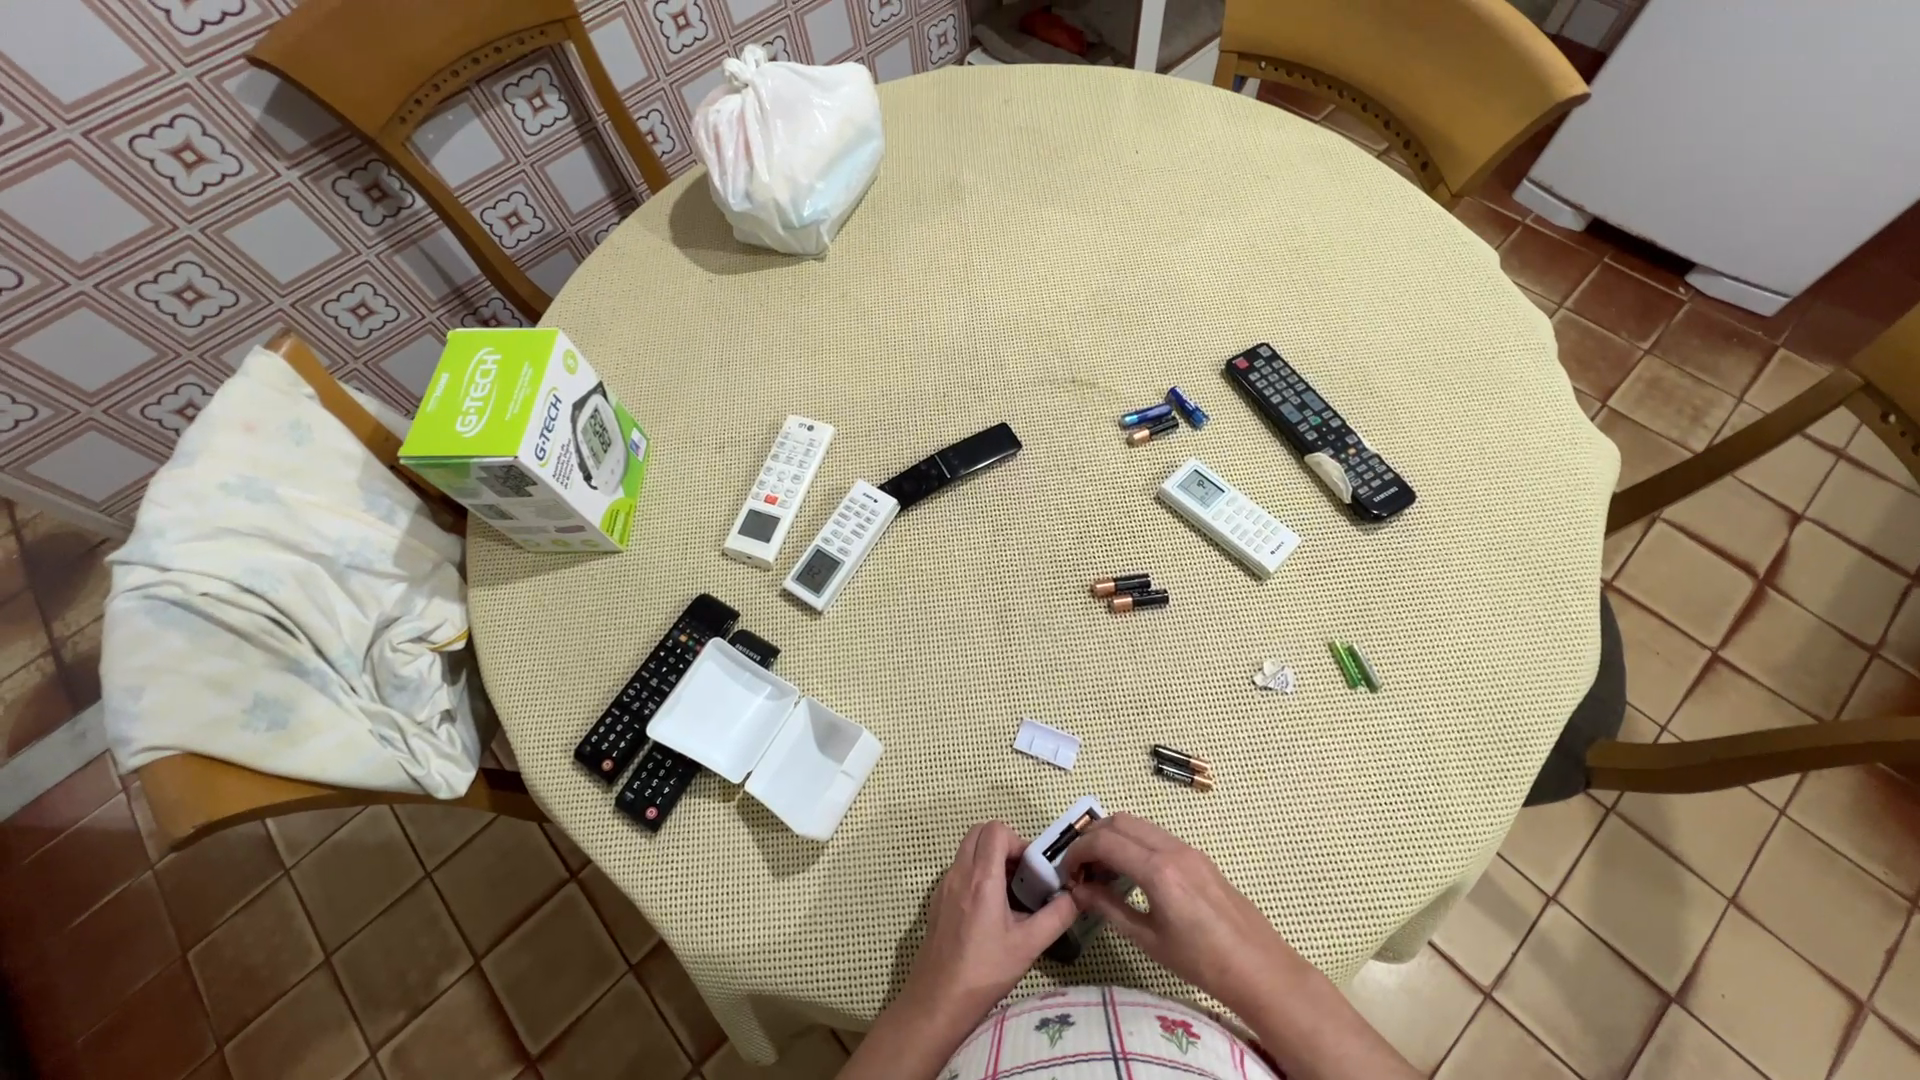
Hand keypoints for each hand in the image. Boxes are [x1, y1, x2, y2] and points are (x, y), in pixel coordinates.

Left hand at [899, 821, 1080, 1020]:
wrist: (938, 1000)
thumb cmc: (984, 971)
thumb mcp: (1029, 945)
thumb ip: (1057, 916)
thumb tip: (1077, 896)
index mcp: (981, 878)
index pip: (995, 830)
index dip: (1017, 840)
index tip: (1031, 867)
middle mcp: (958, 873)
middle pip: (978, 832)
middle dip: (1003, 844)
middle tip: (1021, 873)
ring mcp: (943, 886)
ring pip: (966, 850)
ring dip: (989, 858)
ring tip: (1010, 892)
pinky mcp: (937, 900)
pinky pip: (958, 870)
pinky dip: (975, 874)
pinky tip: (990, 910)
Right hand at [1062, 813, 1298, 1013]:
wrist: (1259, 967)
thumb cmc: (1201, 962)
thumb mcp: (1148, 940)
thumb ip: (1108, 908)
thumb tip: (1078, 890)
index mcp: (1158, 871)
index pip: (1104, 842)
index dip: (1077, 853)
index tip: (1067, 874)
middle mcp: (1172, 849)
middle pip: (1119, 821)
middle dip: (1092, 838)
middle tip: (1080, 868)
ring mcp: (1188, 849)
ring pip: (1138, 824)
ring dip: (1113, 838)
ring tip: (1101, 872)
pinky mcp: (1198, 856)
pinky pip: (1156, 836)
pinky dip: (1133, 843)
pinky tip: (1129, 874)